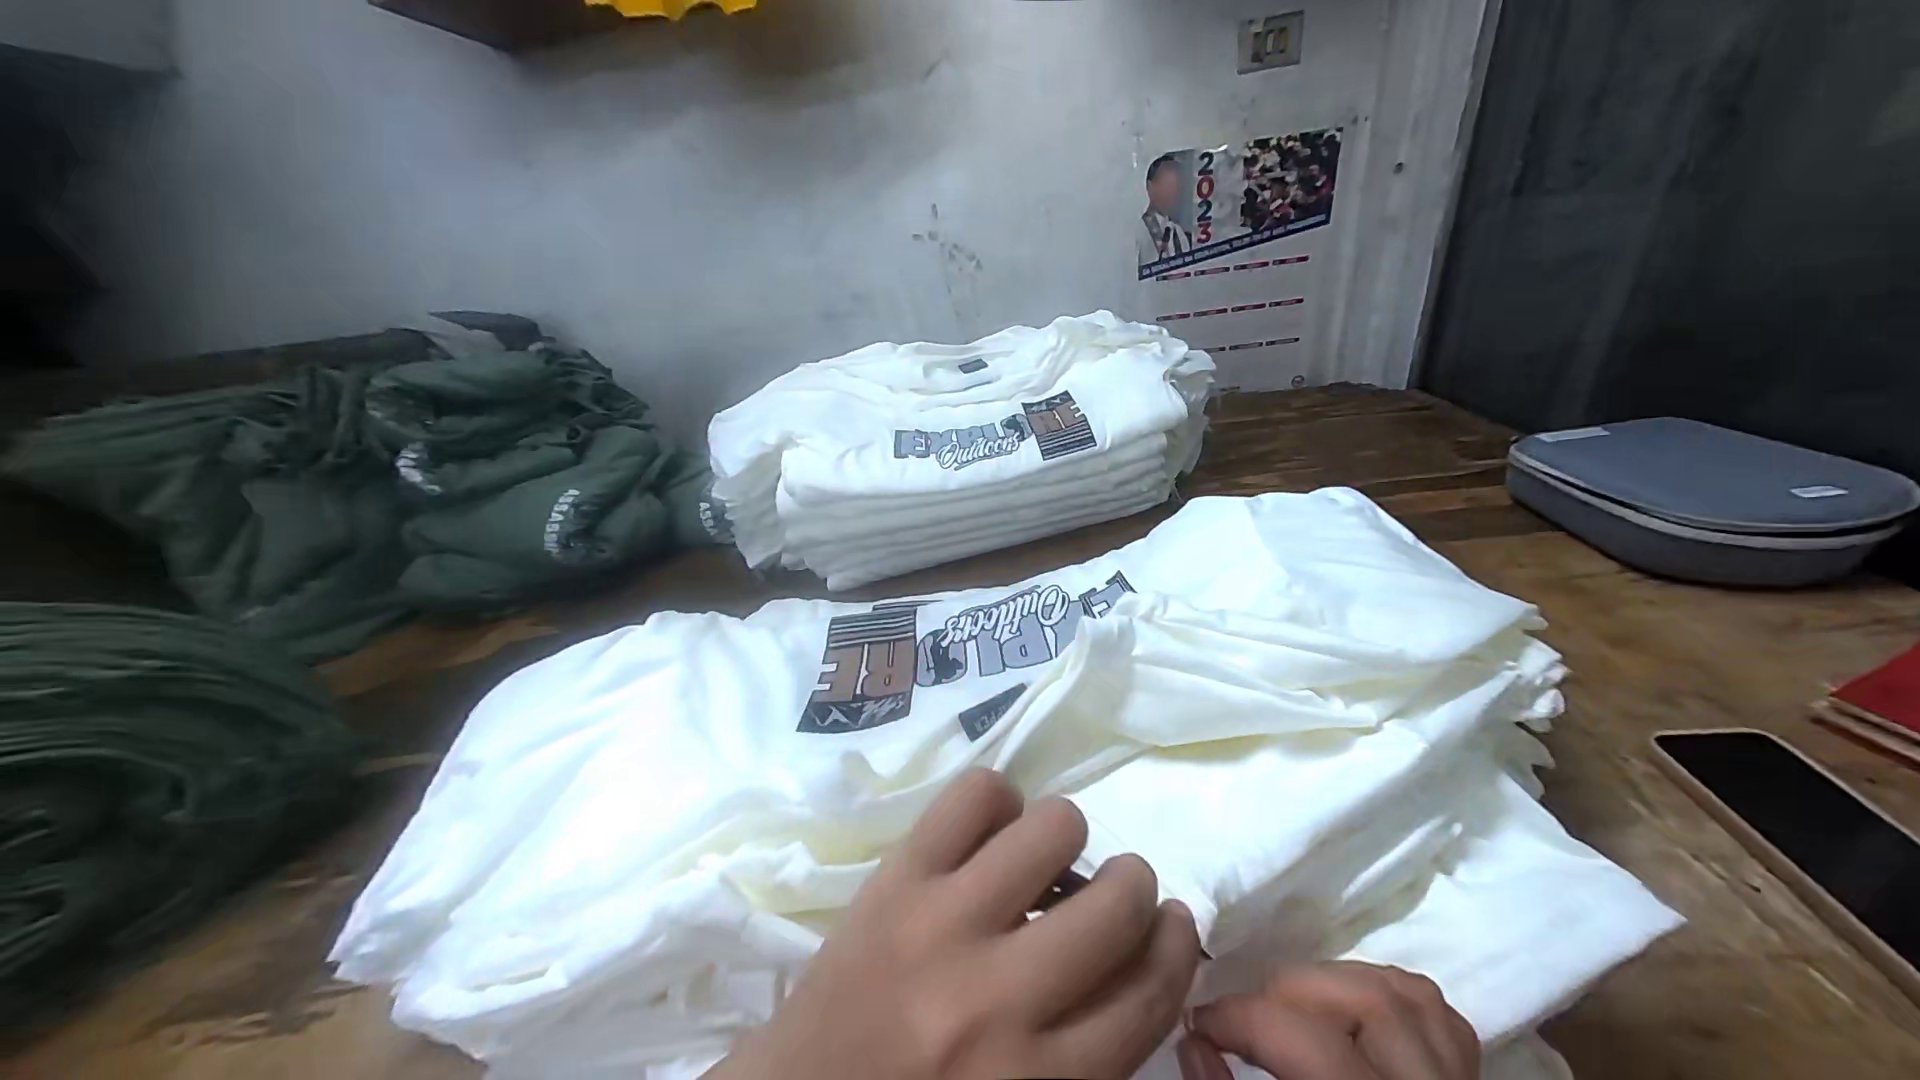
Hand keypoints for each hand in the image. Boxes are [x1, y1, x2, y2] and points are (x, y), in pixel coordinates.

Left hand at [707, 769, 1201, 1079]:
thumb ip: (1093, 1046)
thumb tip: (1142, 952)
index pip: (1148, 993)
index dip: (1174, 945)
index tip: (1170, 921)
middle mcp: (999, 998)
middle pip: (1116, 904)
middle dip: (1131, 885)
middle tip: (1109, 890)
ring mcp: (943, 922)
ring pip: (1055, 830)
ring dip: (1066, 840)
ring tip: (1042, 861)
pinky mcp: (896, 875)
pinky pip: (976, 795)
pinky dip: (998, 802)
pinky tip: (989, 833)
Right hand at [1177, 963, 1479, 1079]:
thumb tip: (1194, 1042)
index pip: (1310, 1043)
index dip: (1239, 1019)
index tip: (1199, 1026)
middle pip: (1369, 1002)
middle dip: (1291, 993)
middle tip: (1250, 1021)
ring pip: (1406, 995)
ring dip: (1338, 984)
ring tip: (1294, 1012)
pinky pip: (1437, 1014)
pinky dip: (1388, 997)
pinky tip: (1349, 1018)